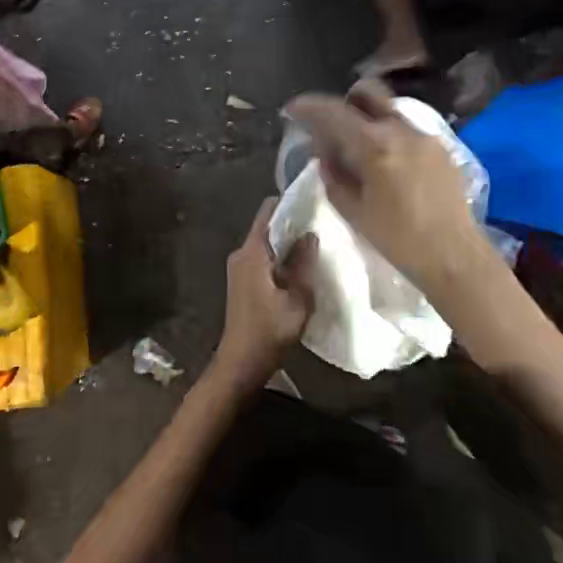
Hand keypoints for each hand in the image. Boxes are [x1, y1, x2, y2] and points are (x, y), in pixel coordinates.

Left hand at [215, 198, 317, 385]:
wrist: (241, 361)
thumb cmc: (270, 330)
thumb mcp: (297, 298)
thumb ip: (304, 263)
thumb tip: (310, 233)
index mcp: (252, 252)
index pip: (268, 212)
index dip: (289, 202)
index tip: (314, 200)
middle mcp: (241, 253)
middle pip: (267, 226)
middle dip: (292, 222)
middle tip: (322, 221)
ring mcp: (239, 267)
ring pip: (266, 243)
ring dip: (287, 241)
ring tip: (317, 241)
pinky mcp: (242, 281)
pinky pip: (263, 258)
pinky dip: (280, 256)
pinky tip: (301, 264)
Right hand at [282, 80, 479, 285]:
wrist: (454, 256)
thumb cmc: (397, 239)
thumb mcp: (352, 210)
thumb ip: (332, 174)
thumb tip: (324, 154)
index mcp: (375, 146)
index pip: (334, 112)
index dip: (308, 107)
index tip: (292, 110)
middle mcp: (402, 131)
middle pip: (367, 94)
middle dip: (343, 102)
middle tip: (330, 125)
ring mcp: (425, 137)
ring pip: (388, 111)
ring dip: (367, 120)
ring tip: (357, 150)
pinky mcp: (441, 149)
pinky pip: (406, 130)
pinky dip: (388, 136)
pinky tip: (385, 165)